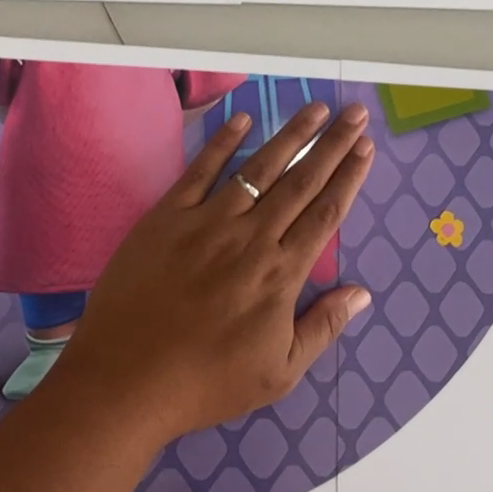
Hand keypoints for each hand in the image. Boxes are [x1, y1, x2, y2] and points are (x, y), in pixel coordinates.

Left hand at [53, 101, 375, 440]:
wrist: (127, 380)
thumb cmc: (207, 382)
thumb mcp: (279, 372)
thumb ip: (322, 327)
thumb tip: (362, 293)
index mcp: (281, 273)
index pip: (325, 213)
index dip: (349, 177)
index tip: (365, 148)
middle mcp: (250, 238)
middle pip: (300, 182)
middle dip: (331, 144)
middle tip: (354, 113)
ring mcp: (206, 223)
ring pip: (257, 169)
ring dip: (289, 136)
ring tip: (314, 109)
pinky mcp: (166, 219)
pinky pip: (199, 172)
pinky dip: (222, 144)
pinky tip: (242, 121)